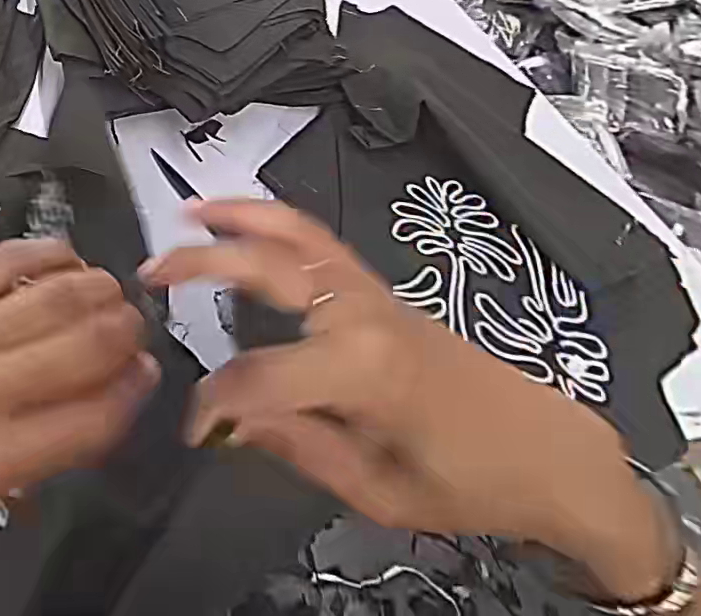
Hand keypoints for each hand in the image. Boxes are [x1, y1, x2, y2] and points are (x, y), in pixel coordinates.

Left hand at [0, 239, 157, 522]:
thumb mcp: (1, 484)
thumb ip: (68, 436)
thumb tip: (128, 379)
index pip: (94, 415)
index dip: (135, 388)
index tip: (147, 370)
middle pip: (83, 344)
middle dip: (126, 330)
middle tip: (134, 326)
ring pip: (55, 294)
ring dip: (100, 288)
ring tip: (111, 293)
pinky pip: (10, 257)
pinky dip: (52, 253)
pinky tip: (69, 261)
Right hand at [141, 200, 678, 604]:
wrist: (548, 450)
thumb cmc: (469, 480)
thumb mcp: (378, 490)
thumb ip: (295, 446)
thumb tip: (228, 421)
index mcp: (362, 370)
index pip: (259, 376)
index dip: (216, 404)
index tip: (194, 428)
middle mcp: (359, 313)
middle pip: (266, 267)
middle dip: (201, 264)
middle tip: (152, 273)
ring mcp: (368, 290)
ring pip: (294, 231)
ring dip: (238, 214)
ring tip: (190, 211)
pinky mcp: (372, 287)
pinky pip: (315, 238)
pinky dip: (273, 219)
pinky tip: (242, 222)